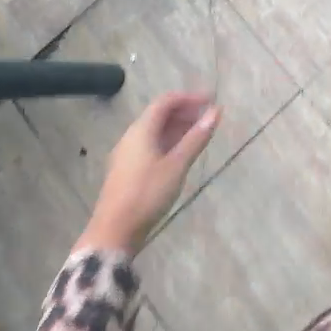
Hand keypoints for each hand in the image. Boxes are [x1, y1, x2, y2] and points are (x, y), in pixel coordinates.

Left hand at [76, 93, 220, 254]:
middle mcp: (132, 137)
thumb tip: (216, 111)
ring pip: (155, 131)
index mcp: (141, 130)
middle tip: (208, 119)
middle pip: (159, 114)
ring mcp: (127, 154)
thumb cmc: (147, 194)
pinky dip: (169, 142)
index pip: (166, 101)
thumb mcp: (177, 165)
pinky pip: (150, 145)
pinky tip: (181, 155)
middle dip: (185, 112)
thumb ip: (196, 138)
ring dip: (178, 128)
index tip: (211, 101)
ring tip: (199, 135)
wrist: (114, 232)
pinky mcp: (128, 170)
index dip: (190, 98)